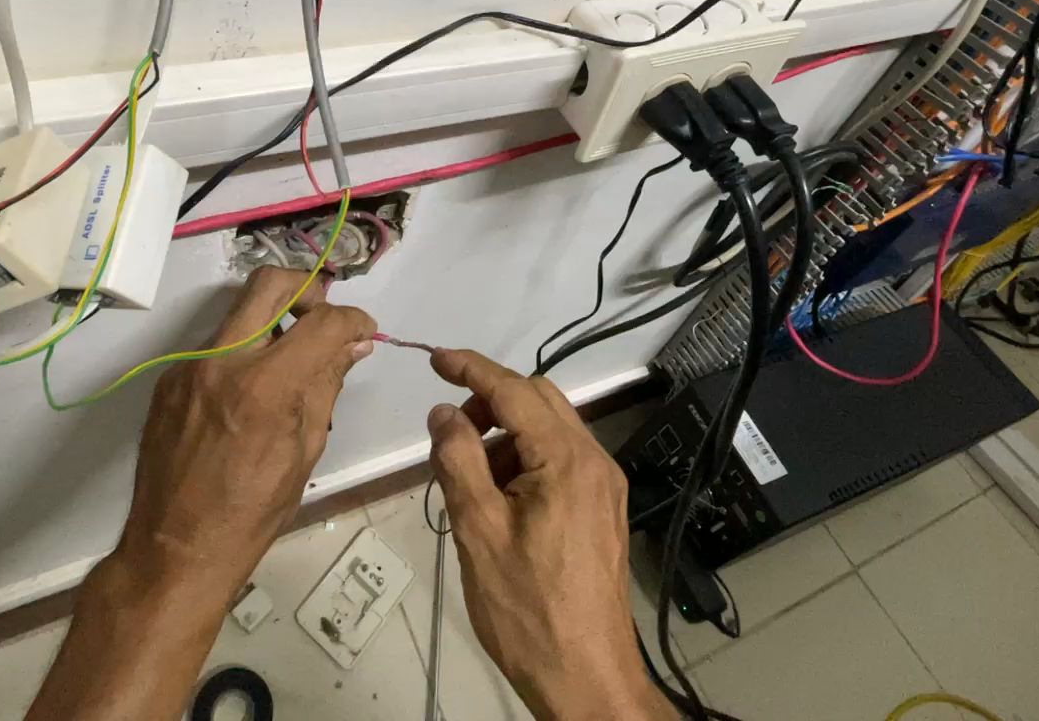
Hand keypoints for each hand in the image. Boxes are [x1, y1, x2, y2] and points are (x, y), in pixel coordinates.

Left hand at [119, 265, 376, 591]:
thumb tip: (355, 344)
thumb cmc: (254, 510)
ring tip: (290, 360)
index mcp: (265, 386)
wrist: (175, 548)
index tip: (364, 331)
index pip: (323, 321)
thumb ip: (328, 383)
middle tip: (323, 316)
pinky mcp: (167, 377)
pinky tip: (251, 391)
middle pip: (269, 283)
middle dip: (308, 288)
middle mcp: (221, 360)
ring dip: (273, 321)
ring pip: (240, 312)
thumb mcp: (306, 448)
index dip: (354, 319)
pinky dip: (244, 352)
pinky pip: (215, 345)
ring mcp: (187, 366)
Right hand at [427, 349, 674, 720]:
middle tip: (451, 430)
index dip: (472, 369)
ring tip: (469, 475)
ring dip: (506, 432)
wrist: (589, 680)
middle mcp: (594, 461)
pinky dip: (524, 458)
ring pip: (549, 428)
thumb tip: (445, 412)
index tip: (435, 358)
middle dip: (490, 401)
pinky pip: (560, 459)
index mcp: (567, 461)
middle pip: (539, 400)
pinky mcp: (602, 508)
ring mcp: (603, 485)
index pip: (514, 391)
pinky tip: (497, 496)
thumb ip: (458, 460)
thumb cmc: (528, 609)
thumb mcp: (479, 531)